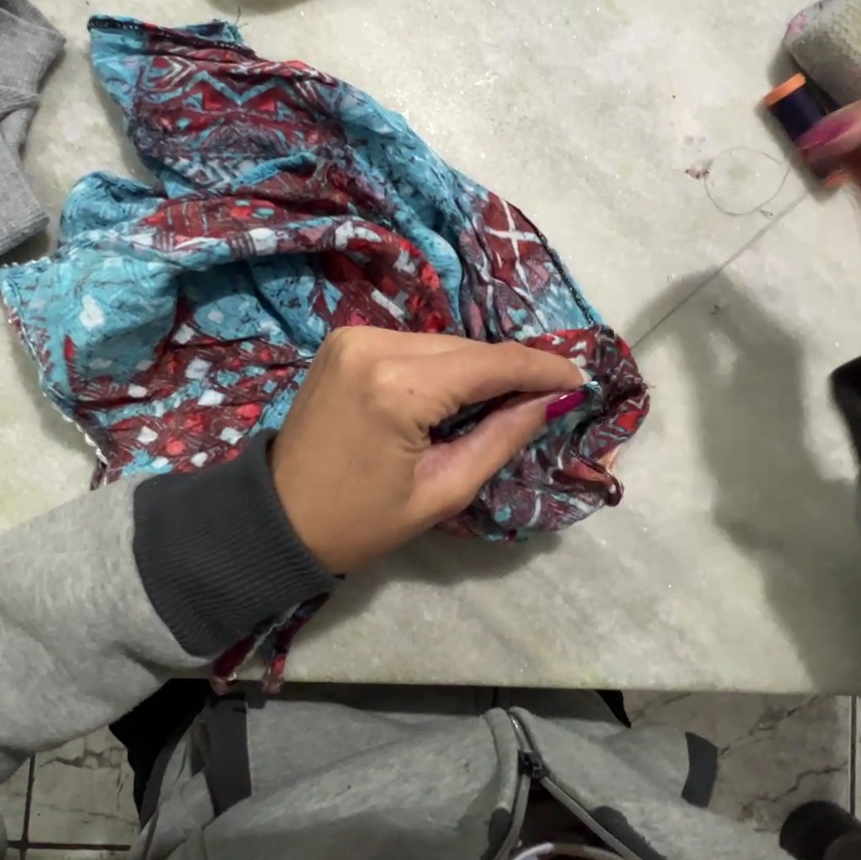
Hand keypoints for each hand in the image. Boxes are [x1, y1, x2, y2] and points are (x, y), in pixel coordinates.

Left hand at [270, 328, 585, 573]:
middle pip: (467, 348)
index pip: (490, 363)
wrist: (278, 518)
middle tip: (551, 395)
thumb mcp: (442, 491)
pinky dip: (440, 366)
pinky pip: (412, 346)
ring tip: (504, 400)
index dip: (542, 368)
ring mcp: (354, 337)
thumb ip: (501, 437)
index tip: (581, 378)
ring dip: (475, 368)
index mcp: (398, 387)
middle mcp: (375, 345)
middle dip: (511, 370)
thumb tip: (551, 400)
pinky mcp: (344, 341)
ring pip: (441, 344)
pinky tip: (454, 393)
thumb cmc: (360, 522)